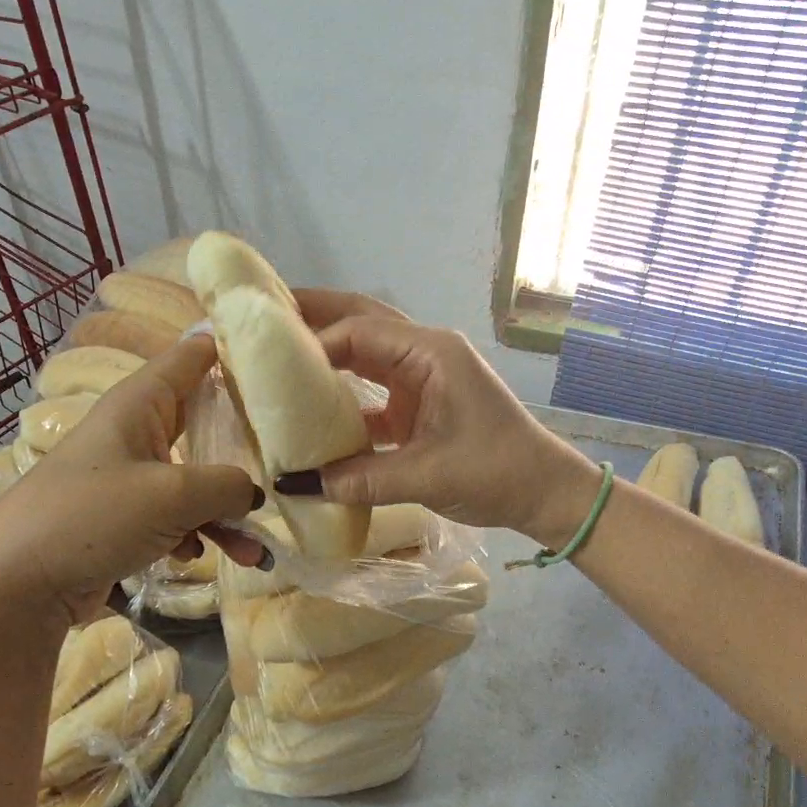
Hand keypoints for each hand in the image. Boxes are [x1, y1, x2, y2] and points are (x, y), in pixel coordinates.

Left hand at [0, 335, 263, 628]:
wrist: (19, 584)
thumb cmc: (94, 517)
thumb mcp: (173, 494)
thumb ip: (228, 485)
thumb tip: (253, 492)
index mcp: (140, 403)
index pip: (193, 356)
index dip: (235, 351)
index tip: (283, 362)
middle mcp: (135, 432)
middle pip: (203, 421)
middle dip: (245, 443)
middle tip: (291, 457)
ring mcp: (128, 477)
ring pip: (195, 480)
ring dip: (226, 511)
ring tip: (256, 549)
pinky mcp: (124, 519)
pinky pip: (176, 516)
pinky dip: (197, 533)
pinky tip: (205, 556)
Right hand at [275, 293, 601, 547]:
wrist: (545, 493)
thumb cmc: (496, 473)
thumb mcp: (426, 476)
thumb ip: (359, 478)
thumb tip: (294, 484)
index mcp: (431, 353)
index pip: (360, 332)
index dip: (313, 342)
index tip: (269, 361)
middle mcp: (424, 353)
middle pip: (361, 320)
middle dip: (314, 313)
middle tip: (262, 313)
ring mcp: (422, 377)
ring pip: (364, 351)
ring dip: (325, 350)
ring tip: (274, 352)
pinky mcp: (419, 404)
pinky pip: (371, 388)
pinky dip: (341, 395)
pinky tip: (308, 408)